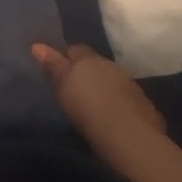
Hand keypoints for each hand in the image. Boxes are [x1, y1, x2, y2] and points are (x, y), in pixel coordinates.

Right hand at [31, 43, 165, 152]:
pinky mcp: (145, 105)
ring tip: (94, 103)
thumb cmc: (87, 106)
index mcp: (89, 59)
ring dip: (104, 88)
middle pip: (96, 64)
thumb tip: (36, 45)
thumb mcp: (62, 85)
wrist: (129, 136)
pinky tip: (112, 116)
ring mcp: (131, 86)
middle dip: (86, 72)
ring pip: (113, 81)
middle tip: (74, 87)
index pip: (75, 49)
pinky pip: (126, 98)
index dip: (66, 57)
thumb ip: (52, 64)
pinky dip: (118, 103)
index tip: (57, 68)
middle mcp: (112, 67)